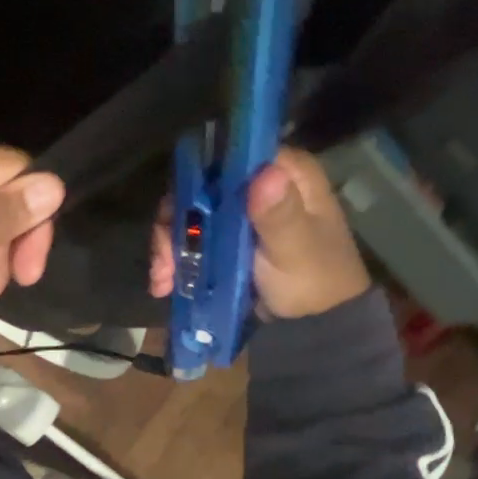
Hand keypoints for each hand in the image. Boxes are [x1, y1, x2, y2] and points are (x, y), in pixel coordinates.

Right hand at [147, 147, 371, 318]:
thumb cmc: (313, 279)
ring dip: (169, 248)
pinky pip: (191, 239)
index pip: (229, 157)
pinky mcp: (226, 239)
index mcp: (285, 172)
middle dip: (173, 225)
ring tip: (163, 281)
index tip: (176, 218)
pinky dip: (175, 260)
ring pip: (190, 216)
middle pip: (200, 188)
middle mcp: (259, 183)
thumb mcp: (295, 247)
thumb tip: (265, 173)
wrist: (315, 322)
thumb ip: (279, 214)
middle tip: (164, 262)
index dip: (195, 181)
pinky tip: (165, 284)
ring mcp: (241, 212)